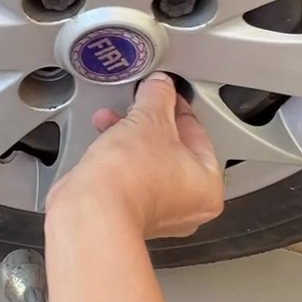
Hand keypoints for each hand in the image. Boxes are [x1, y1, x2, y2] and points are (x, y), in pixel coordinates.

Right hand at [47, 72, 223, 238]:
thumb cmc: (131, 175)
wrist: (93, 207)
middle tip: (140, 105)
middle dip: (150, 122)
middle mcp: (188, 207)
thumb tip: (160, 86)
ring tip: (113, 119)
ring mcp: (157, 215)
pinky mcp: (129, 215)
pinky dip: (119, 159)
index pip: (199, 135)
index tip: (166, 95)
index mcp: (208, 186)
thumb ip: (158, 96)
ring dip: (130, 137)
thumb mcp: (150, 118)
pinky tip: (103, 140)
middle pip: (173, 150)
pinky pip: (130, 178)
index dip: (179, 107)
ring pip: (149, 163)